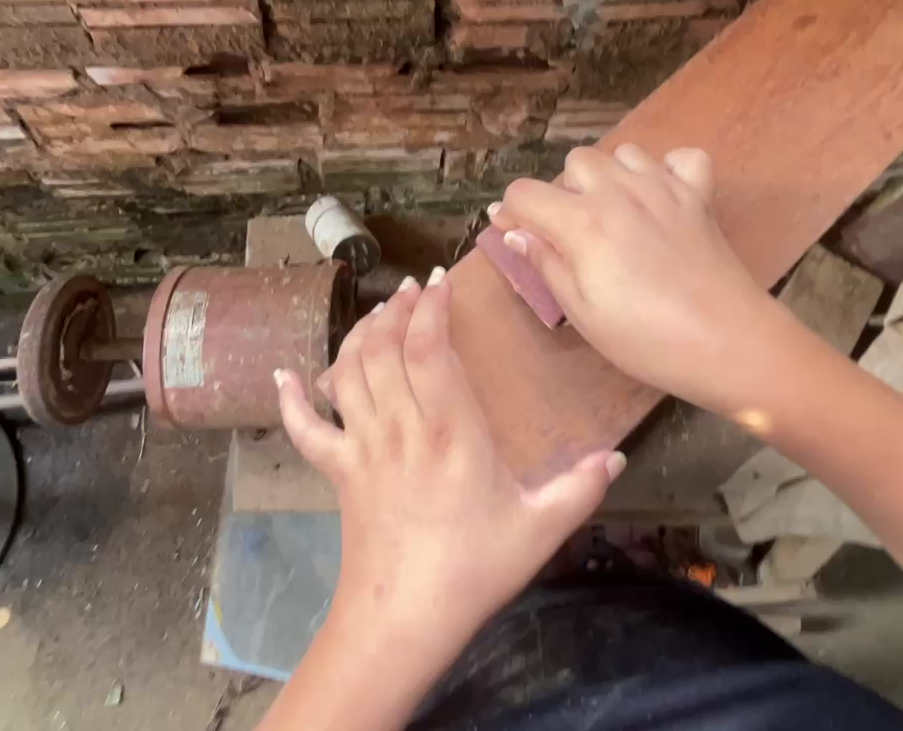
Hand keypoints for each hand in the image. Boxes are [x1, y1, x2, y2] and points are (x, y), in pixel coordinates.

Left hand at [276, 270, 625, 657]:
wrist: (402, 621)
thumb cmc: (473, 570)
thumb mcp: (540, 529)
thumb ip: (581, 488)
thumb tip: (618, 456)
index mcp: (450, 431)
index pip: (430, 349)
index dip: (431, 308)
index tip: (441, 281)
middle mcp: (400, 427)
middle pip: (384, 348)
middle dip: (396, 309)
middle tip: (413, 289)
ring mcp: (361, 447)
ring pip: (347, 372)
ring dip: (358, 336)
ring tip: (379, 315)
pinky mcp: (338, 471)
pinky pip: (305, 428)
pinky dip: (291, 399)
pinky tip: (283, 375)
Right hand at [490, 144, 779, 415]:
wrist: (726, 343)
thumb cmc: (643, 338)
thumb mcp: (580, 310)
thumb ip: (545, 263)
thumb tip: (512, 232)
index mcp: (582, 221)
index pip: (524, 193)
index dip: (512, 213)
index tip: (517, 236)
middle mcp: (618, 190)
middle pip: (574, 163)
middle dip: (564, 192)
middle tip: (573, 235)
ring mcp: (663, 187)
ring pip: (621, 153)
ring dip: (610, 176)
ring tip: (615, 214)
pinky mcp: (699, 194)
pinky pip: (681, 157)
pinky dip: (667, 169)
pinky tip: (661, 197)